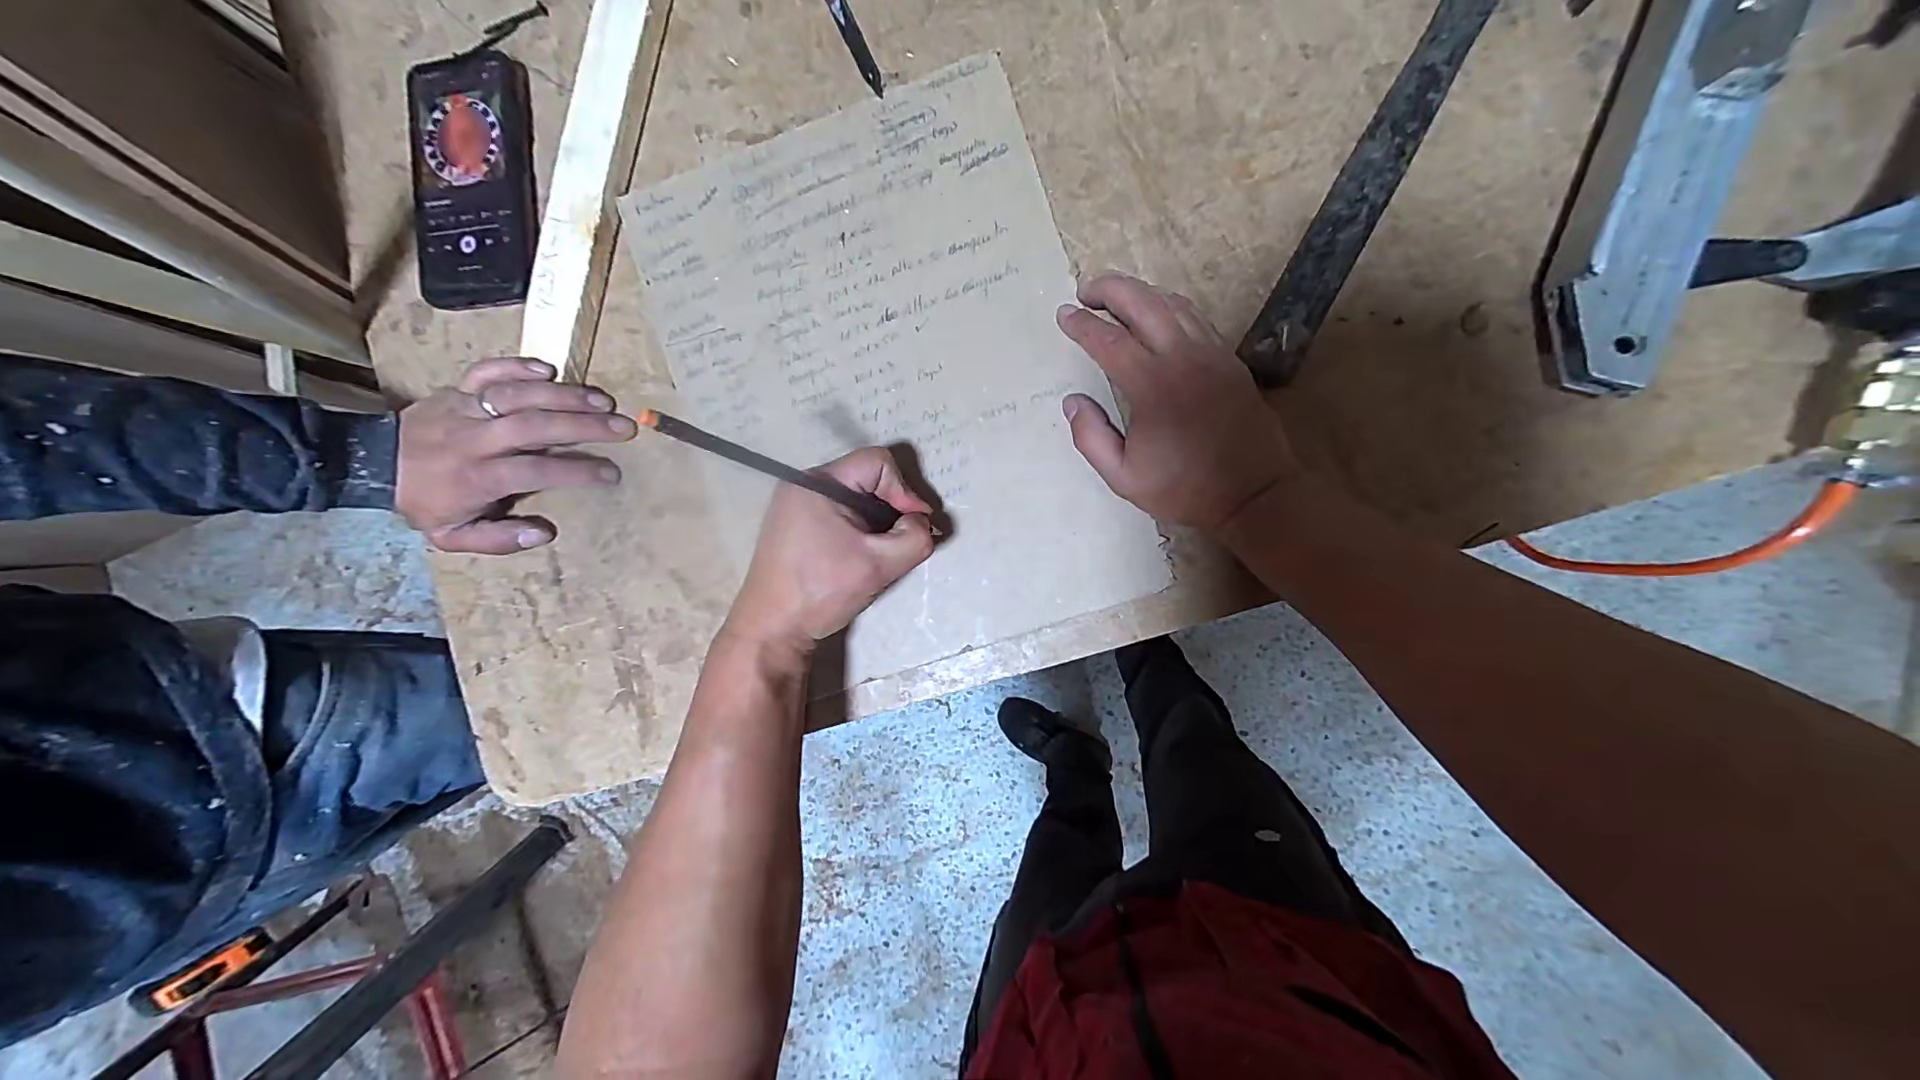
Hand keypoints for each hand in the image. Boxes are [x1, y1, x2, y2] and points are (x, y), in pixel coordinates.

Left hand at [394, 357, 635, 553]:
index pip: (534, 470)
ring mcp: (465, 408)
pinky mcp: (457, 389)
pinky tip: (549, 369)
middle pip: (535, 425)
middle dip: (584, 426)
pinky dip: (516, 365)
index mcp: (476, 477)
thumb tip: (544, 533)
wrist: (369, 464)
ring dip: (565, 394)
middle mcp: (474, 439)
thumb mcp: (453, 536)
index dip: (577, 471)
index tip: (611, 474)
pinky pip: (487, 370)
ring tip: (604, 401)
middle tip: (624, 428)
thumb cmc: (426, 502)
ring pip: (519, 395)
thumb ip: (498, 540)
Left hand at [724, 447, 935, 652]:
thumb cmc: (820, 592)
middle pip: (869, 479)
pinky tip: (863, 560)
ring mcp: (799, 506)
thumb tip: (924, 524)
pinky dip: (862, 532)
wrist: (771, 630)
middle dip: (894, 509)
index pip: (878, 463)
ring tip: (883, 555)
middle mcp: (806, 486)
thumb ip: (915, 538)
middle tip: (903, 543)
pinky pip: (843, 515)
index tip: (914, 526)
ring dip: (879, 523)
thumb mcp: (878, 565)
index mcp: (818, 483)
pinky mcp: (799, 527)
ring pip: (858, 499)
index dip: (905, 491)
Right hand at [1057, 272, 1301, 532]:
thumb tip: (1072, 401)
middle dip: (1109, 289)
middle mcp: (1182, 358)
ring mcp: (1211, 355)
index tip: (1064, 315)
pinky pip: (1195, 319)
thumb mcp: (1122, 477)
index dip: (1082, 324)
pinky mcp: (1230, 360)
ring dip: (1140, 293)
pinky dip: (1169, 307)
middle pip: (1143, 302)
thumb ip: (1090, 437)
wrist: (1252, 493)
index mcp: (1152, 385)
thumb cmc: (1183, 488)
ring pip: (1173, 304)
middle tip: (1086, 292)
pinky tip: (1158, 317)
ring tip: (1117, 299)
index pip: (1108, 340)